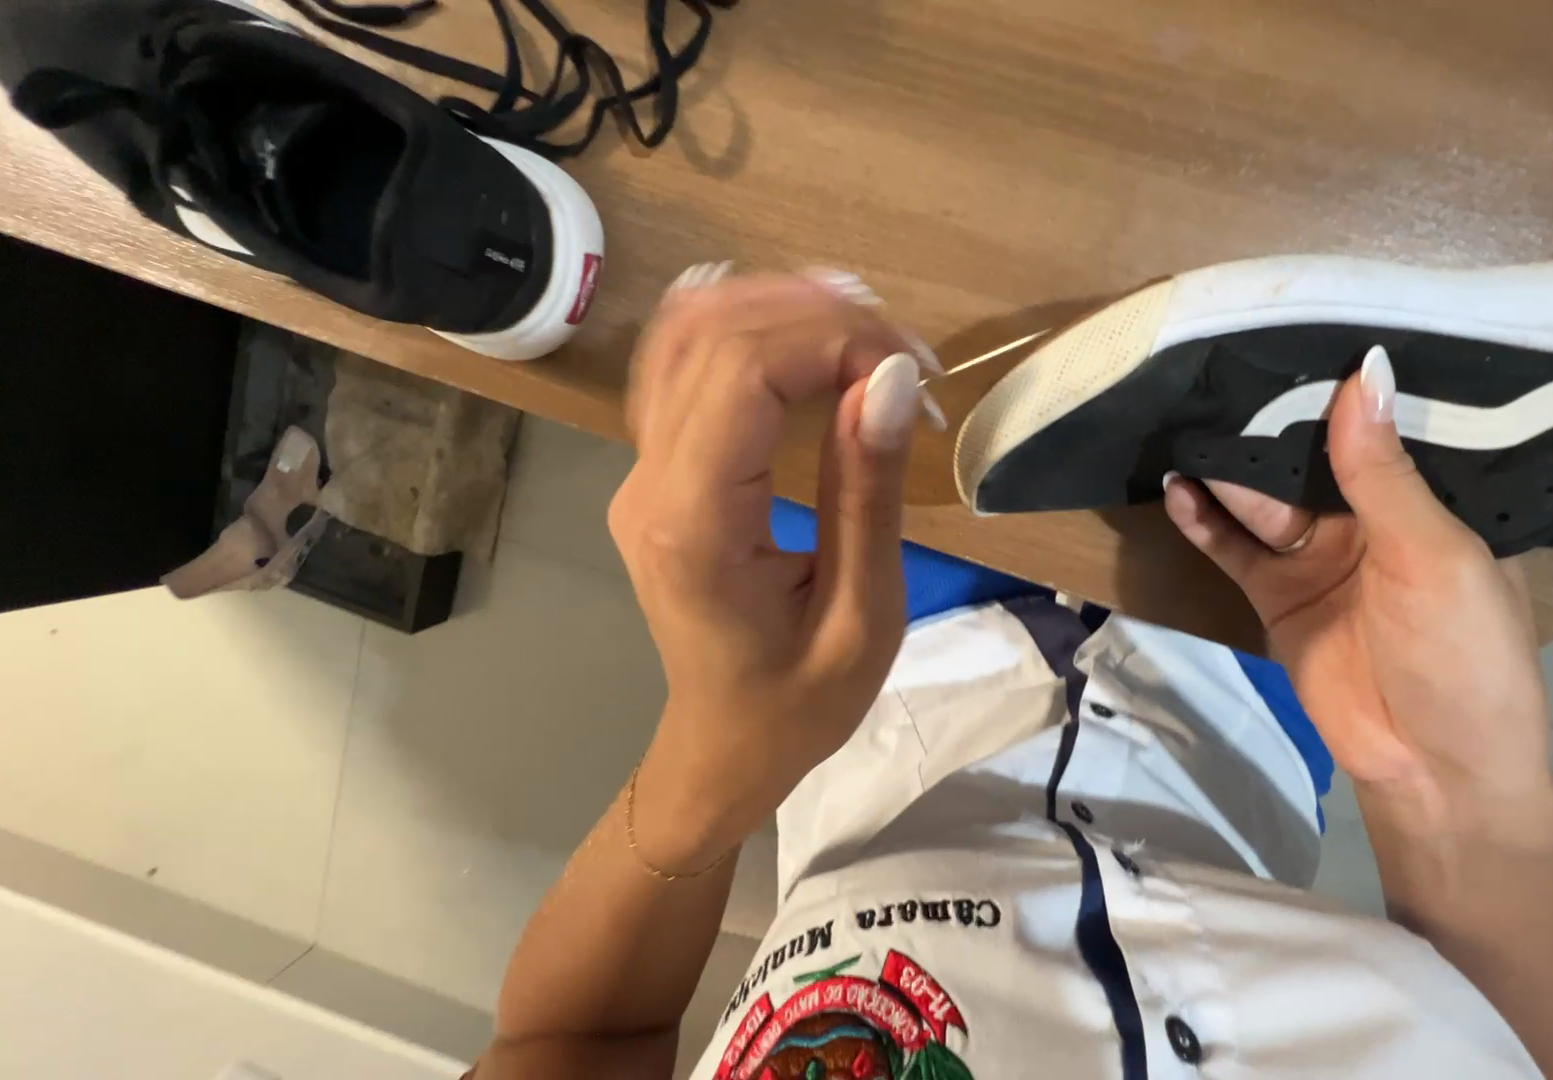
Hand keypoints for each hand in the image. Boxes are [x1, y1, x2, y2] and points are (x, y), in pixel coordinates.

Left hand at [609, 270, 930, 870]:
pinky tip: (797, 326)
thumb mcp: (863, 615)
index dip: (834, 341)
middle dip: (820, 319)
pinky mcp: (655, 471)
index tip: (912, 372)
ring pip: (689, 336)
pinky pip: (684, 369)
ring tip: (866, 326)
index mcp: (696, 523)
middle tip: (905, 353)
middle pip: (715, 337)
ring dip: (780, 310)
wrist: (725, 746)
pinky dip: (745, 332)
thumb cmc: (799, 705)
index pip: (745, 372)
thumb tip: (894, 379)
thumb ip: (868, 492)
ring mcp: (640, 472)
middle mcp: (648, 481)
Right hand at [1162, 346, 1552, 843]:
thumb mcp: (1432, 556)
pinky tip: (1178, 491)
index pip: (1379, 430)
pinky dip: (1205, 522)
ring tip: (1186, 428)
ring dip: (1226, 472)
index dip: (1341, 390)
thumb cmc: (1461, 654)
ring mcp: (1317, 557)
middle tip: (1219, 375)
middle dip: (1269, 427)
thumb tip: (1362, 371)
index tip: (1297, 334)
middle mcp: (1369, 520)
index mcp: (1428, 503)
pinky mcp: (1275, 592)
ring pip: (1262, 500)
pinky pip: (1233, 548)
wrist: (1428, 765)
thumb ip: (1383, 472)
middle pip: (1309, 462)